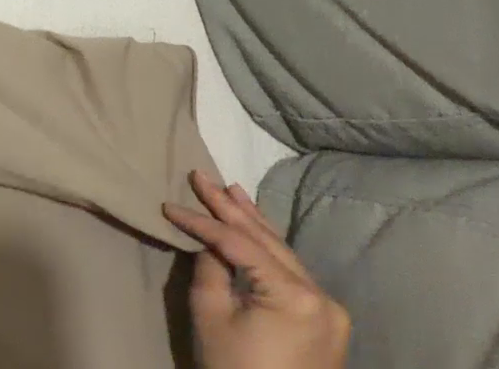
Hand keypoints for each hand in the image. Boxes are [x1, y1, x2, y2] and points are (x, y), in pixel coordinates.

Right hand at [163, 170, 349, 368]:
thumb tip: (209, 243)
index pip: (239, 243)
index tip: (169, 205)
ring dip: (253, 221)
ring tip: (229, 190)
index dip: (202, 222)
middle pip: (267, 241)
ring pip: (283, 252)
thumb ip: (211, 268)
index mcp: (295, 295)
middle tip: (201, 176)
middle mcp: (321, 296)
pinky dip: (269, 247)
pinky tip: (255, 226)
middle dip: (230, 208)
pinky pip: (292, 272)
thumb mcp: (211, 315)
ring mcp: (329, 310)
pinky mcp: (326, 321)